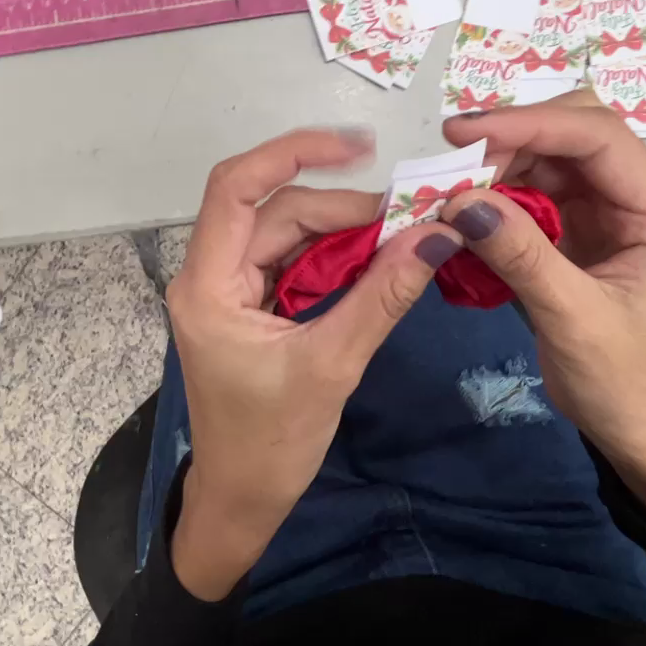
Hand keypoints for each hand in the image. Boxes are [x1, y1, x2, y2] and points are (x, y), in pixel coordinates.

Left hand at [166, 128, 462, 597]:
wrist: (241, 500)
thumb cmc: (271, 445)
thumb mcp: (332, 366)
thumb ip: (382, 297)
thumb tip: (437, 235)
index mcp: (208, 286)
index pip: (234, 188)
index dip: (290, 153)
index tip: (355, 146)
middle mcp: (209, 277)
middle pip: (272, 212)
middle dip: (340, 207)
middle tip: (410, 215)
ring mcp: (227, 291)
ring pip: (284, 234)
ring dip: (340, 230)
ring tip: (401, 234)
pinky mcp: (247, 307)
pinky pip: (289, 262)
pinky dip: (331, 257)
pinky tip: (374, 258)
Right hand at [439, 96, 645, 548]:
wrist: (634, 427)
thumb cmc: (621, 381)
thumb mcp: (572, 319)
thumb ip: (522, 255)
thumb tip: (460, 201)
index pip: (600, 139)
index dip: (533, 124)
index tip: (465, 133)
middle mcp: (638, 201)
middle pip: (577, 135)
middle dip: (514, 136)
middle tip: (451, 156)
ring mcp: (606, 215)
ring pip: (550, 160)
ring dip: (498, 165)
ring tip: (448, 184)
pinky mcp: (577, 232)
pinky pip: (534, 194)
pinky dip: (497, 195)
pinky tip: (465, 207)